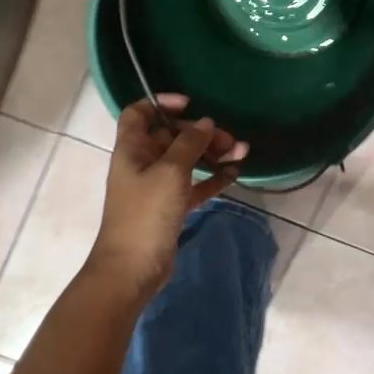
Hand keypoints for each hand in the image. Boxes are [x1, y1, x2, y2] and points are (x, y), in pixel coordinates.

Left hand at [88, 95, 247, 302]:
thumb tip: (206, 123)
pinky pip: (195, 184)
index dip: (161, 103)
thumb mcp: (171, 172)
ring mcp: (157, 186)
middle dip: (201, 133)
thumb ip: (190, 143)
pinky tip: (235, 174)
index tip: (190, 105)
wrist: (132, 269)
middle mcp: (143, 163)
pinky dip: (213, 177)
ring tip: (241, 152)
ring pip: (188, 160)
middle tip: (229, 139)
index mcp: (133, 149)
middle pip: (172, 136)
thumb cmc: (146, 213)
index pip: (139, 113)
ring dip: (213, 153)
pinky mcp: (171, 207)